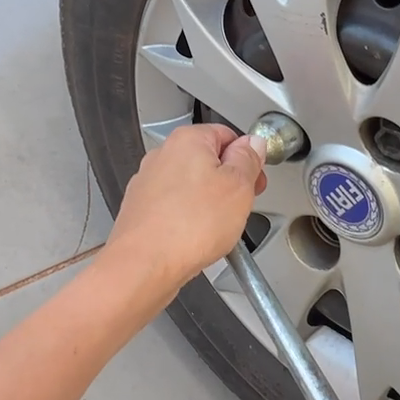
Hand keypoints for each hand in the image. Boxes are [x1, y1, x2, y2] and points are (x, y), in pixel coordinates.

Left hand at [100, 123, 265, 292]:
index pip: (227, 135)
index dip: (247, 157)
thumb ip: (249, 159)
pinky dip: (189, 220)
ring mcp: (149, 182)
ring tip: (217, 226)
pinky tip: (197, 238)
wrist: (145, 265)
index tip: (256, 177)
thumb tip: (254, 145)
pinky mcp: (143, 209)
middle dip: (228, 183)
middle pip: (208, 161)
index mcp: (187, 139)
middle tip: (240, 205)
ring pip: (191, 187)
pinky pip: (175, 209)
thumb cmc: (186, 226)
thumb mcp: (238, 187)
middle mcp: (163, 155)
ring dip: (209, 204)